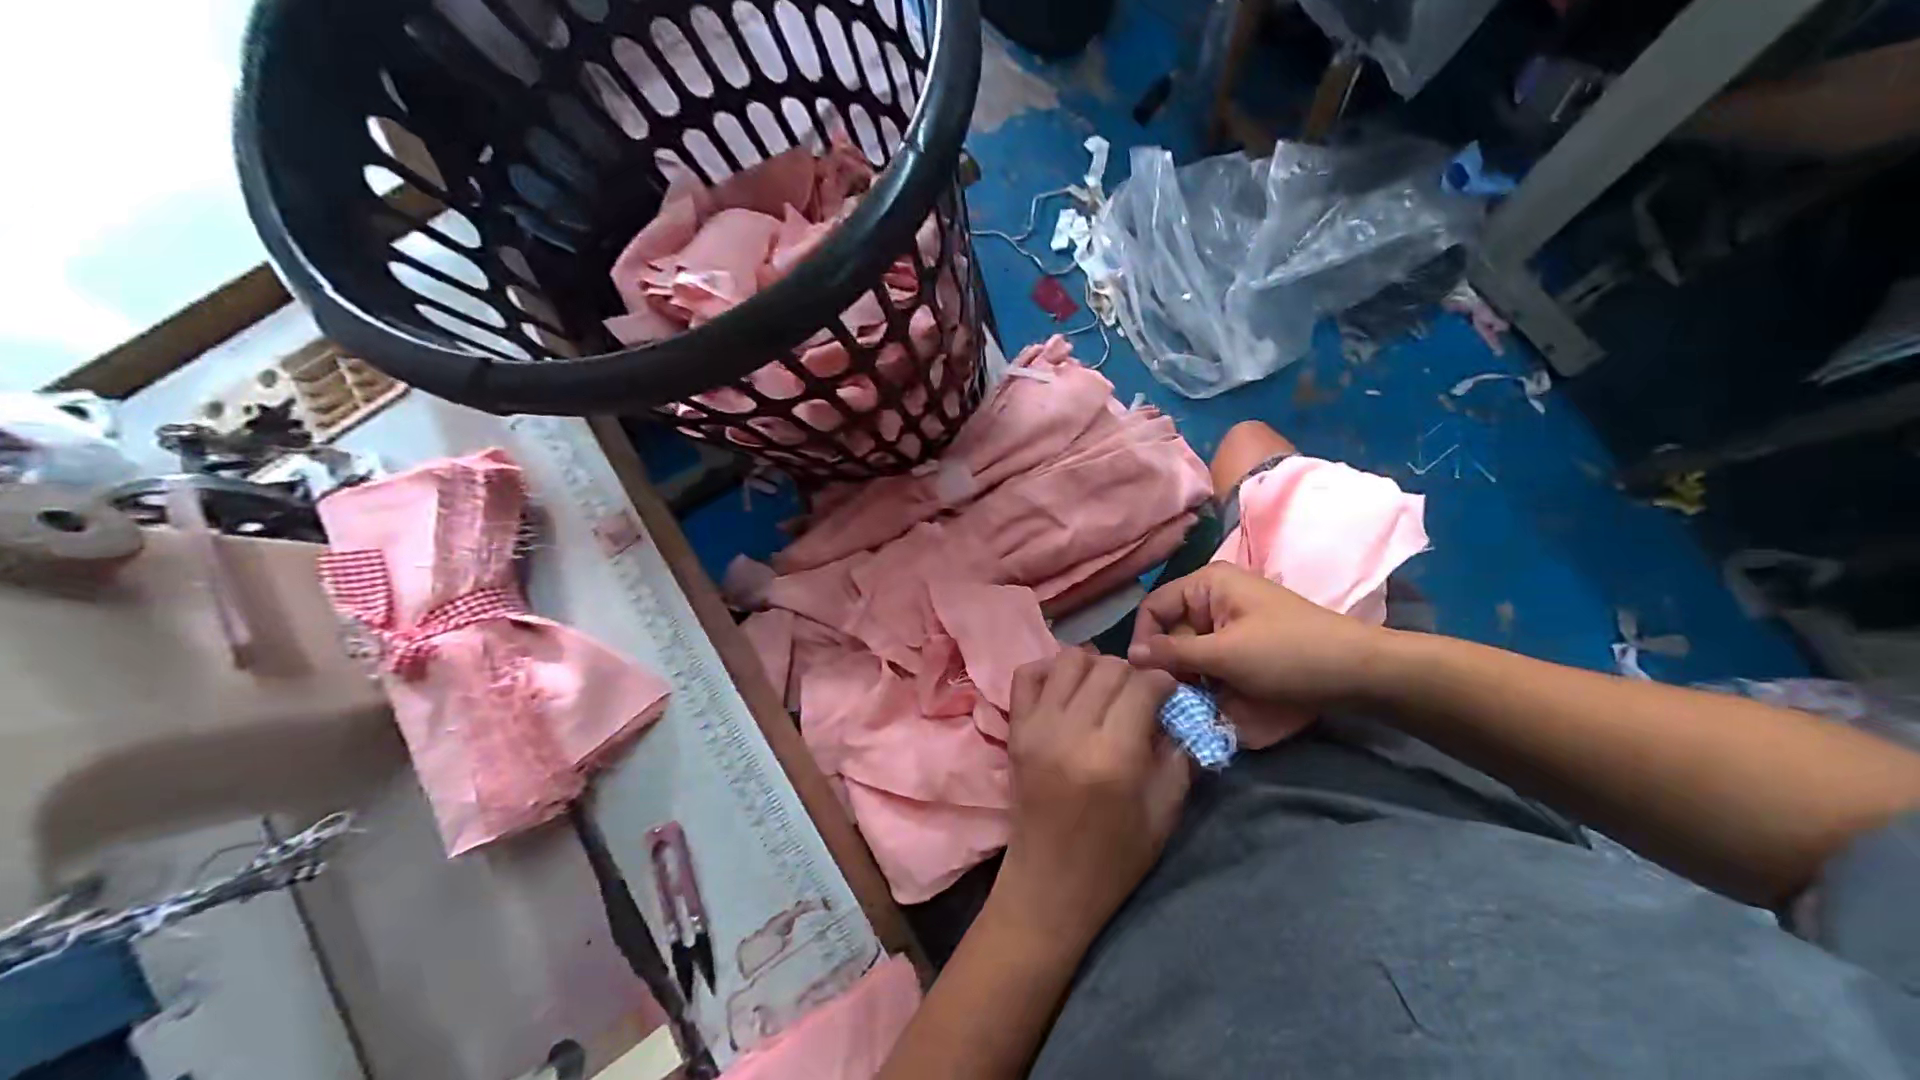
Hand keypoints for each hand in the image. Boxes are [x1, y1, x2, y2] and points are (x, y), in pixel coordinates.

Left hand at [995, 651, 1188, 944]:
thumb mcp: (1163, 813)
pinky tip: (1067, 689)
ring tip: (1104, 690)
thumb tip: (1177, 710)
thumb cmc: (1114, 859)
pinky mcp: (1014, 730)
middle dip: (1132, 674)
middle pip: (1108, 667)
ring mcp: (1036, 727)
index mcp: (1113, 757)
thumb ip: (1176, 756)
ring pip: (1069, 660)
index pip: (1142, 686)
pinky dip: (1049, 670)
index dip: (1163, 682)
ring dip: (1094, 666)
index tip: (1168, 693)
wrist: (1049, 885)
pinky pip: (1026, 674)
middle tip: (1138, 696)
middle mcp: (1071, 732)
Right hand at [1127, 563, 1390, 710]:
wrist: (1360, 673)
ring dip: (1192, 676)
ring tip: (1201, 701)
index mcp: (1207, 583)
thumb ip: (1172, 654)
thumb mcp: (1224, 655)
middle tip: (1178, 697)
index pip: (1153, 607)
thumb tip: (1129, 655)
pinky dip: (1212, 678)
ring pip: (1191, 649)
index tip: (1147, 678)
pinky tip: (1220, 699)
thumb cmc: (1288, 655)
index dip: (1145, 640)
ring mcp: (1233, 619)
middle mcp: (1215, 595)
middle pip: (1172, 630)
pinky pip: (1213, 658)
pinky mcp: (1247, 642)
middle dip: (1172, 664)